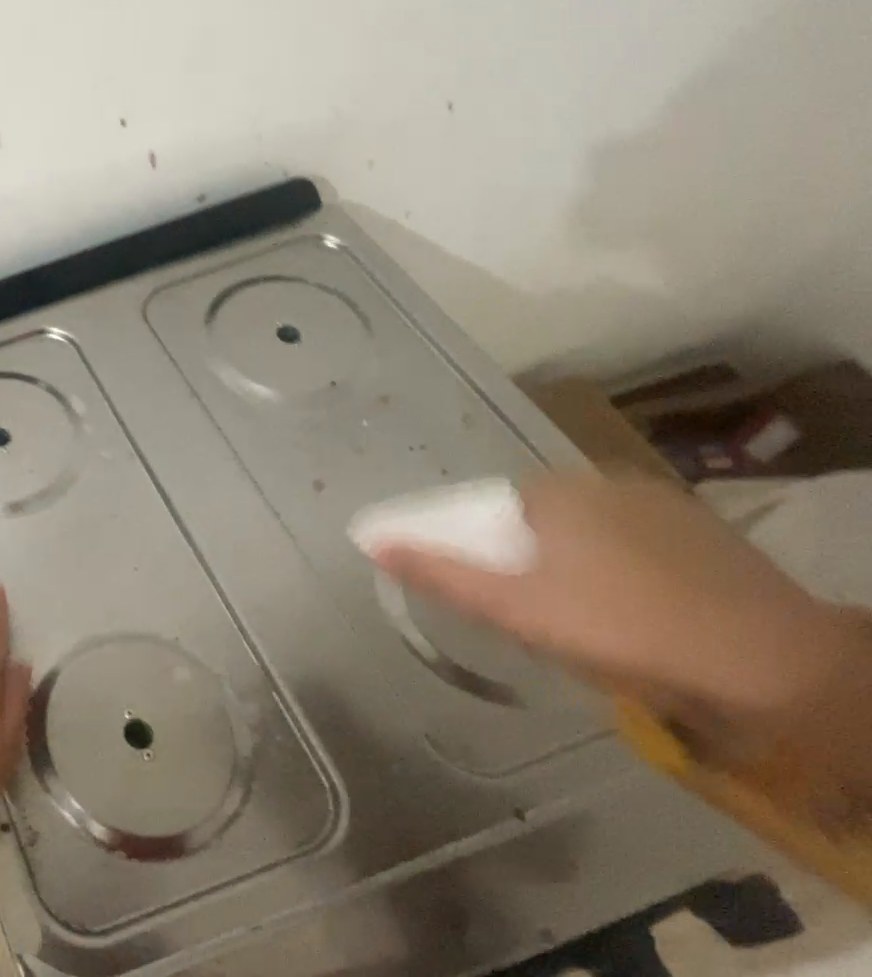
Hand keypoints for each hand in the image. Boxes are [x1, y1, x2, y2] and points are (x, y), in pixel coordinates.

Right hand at [371, 473, 867, 737]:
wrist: (774, 665)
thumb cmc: (621, 629)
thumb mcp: (513, 608)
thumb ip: (439, 572)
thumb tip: (371, 539)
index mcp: (553, 490)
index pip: (481, 509)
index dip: (469, 550)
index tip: (476, 593)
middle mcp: (603, 481)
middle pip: (529, 520)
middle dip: (515, 558)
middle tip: (522, 614)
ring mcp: (660, 504)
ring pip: (580, 532)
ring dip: (562, 564)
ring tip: (573, 619)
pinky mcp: (702, 534)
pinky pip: (626, 544)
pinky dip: (609, 568)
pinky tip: (624, 611)